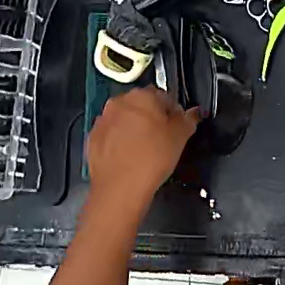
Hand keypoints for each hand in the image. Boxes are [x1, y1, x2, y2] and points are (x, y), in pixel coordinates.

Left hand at [85, 88, 198, 214]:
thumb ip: (188, 119)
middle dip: (152, 117)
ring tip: (144, 149)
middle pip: (141, 105)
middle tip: (162, 138)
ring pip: (124, 119)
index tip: (177, 128)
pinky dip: (119, 141)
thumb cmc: (154, 157)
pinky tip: (128, 156)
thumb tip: (193, 112)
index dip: (173, 112)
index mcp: (142, 96)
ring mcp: (102, 120)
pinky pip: (111, 134)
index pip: (164, 96)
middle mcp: (118, 102)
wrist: (120, 188)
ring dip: (134, 128)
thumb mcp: (181, 136)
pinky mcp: (91, 138)